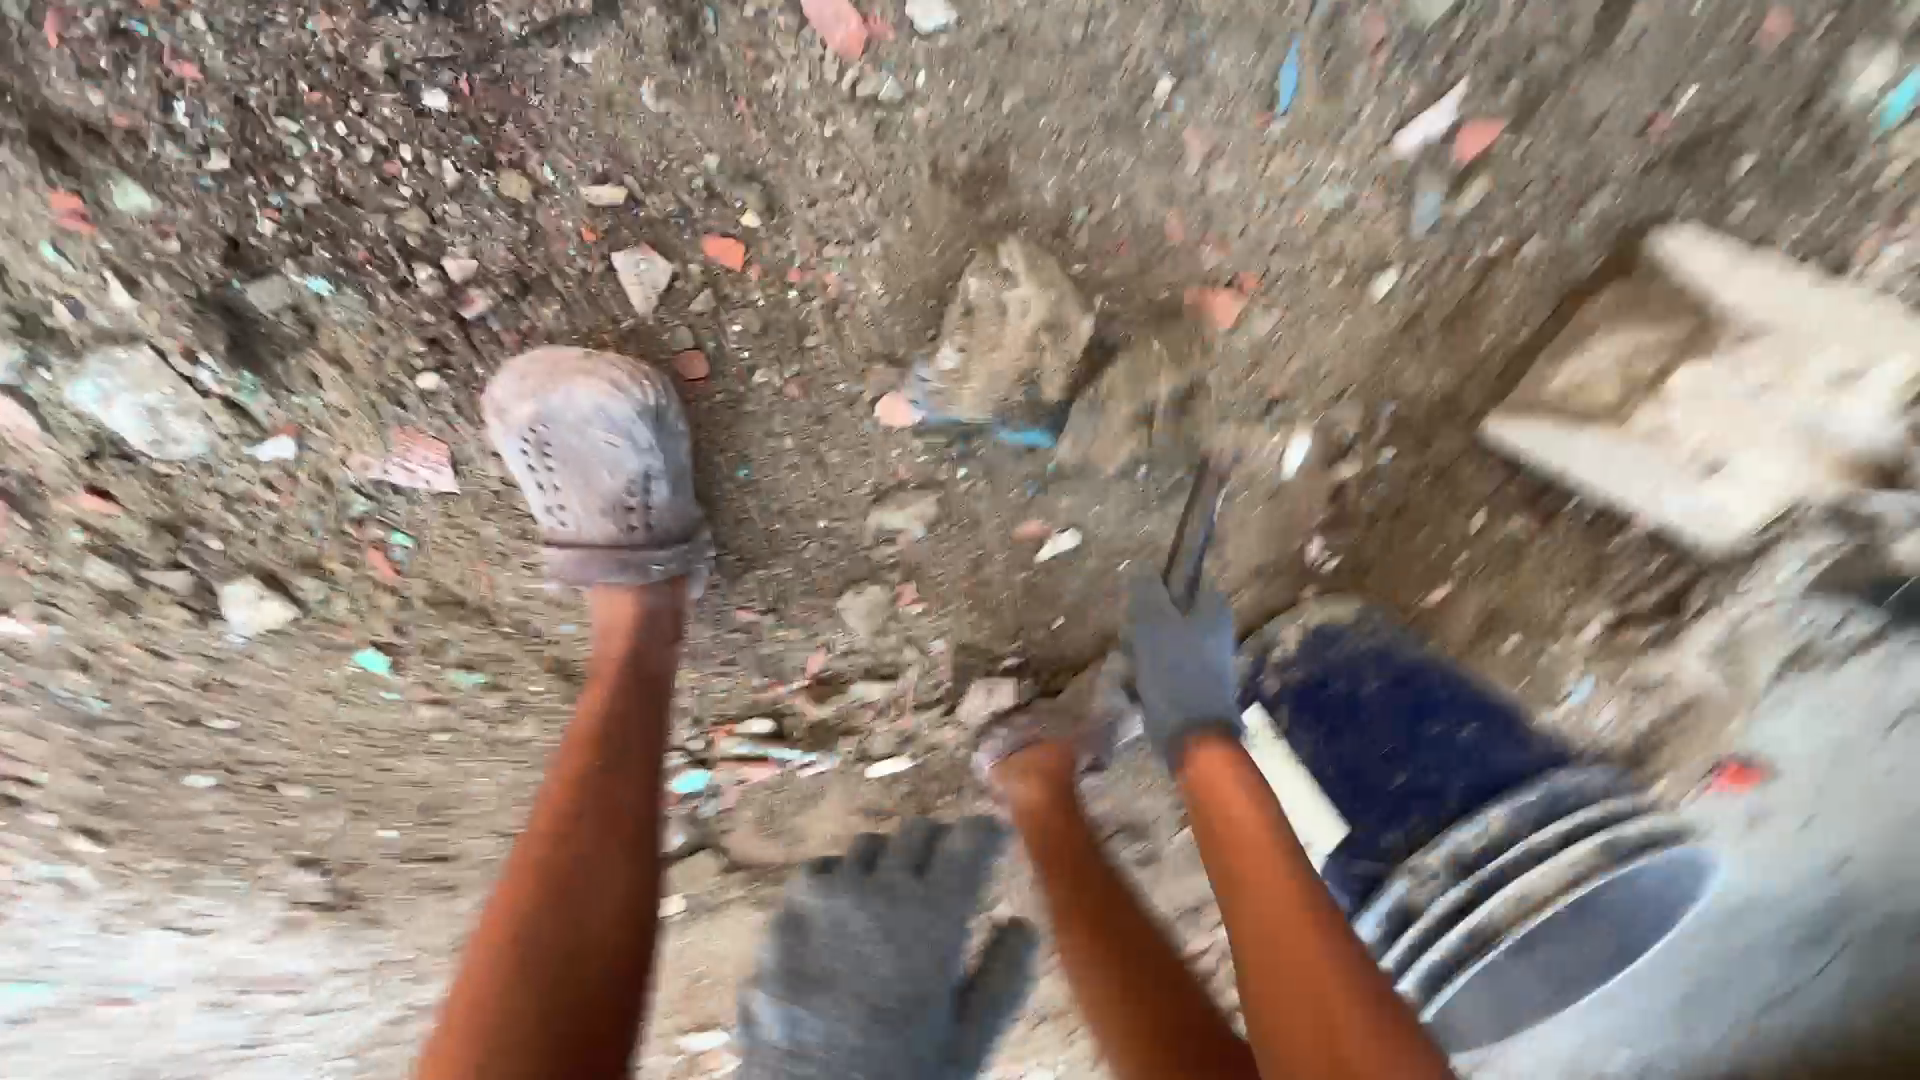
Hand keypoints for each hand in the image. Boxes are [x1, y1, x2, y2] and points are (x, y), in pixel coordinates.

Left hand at [737, 817, 1037, 1079]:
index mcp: (933, 917)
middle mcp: (880, 889)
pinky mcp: (786, 910)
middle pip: (918, 830)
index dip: (985, 832)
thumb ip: (1003, 977)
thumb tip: (1022, 924)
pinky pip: (822, 869)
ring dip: (890, 862)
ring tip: (893, 897)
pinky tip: (843, 916)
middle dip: (939, 844)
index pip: (967, 838)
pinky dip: (842, 880)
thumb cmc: (897, 1076)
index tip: (993, 839)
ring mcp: (827, 895)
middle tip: (945, 874)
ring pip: (869, 844)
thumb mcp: (968, 1043)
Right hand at [1124, 575, 1241, 770]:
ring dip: (1135, 656)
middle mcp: (1211, 631)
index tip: (1139, 605)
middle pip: (1164, 614)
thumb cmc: (1176, 670)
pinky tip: (1132, 690)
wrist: (1192, 734)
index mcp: (1213, 609)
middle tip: (1131, 641)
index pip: (1183, 582)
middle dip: (1140, 628)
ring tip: (1129, 672)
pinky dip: (1142, 679)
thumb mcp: (1155, 621)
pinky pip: (1157, 670)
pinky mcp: (1187, 685)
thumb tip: (1142, 566)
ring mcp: (1200, 660)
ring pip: (1155, 643)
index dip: (1158, 589)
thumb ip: (1147, 590)